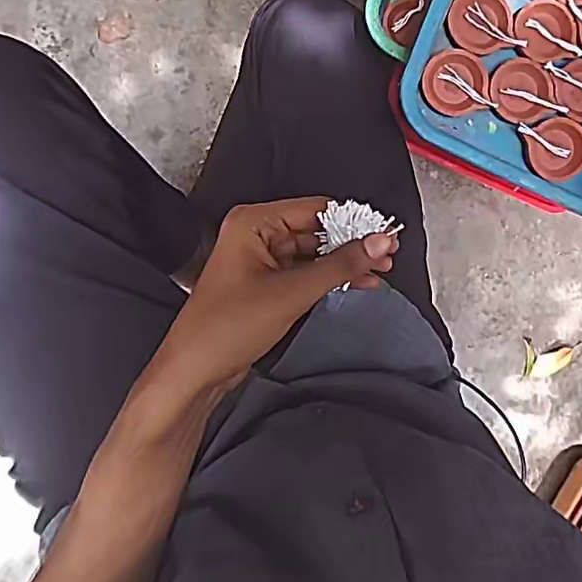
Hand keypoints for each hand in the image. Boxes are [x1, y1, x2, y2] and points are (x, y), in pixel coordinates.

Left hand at [152, 197, 397, 392]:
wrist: (195, 372)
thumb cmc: (222, 329)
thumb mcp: (292, 292)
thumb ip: (341, 264)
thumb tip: (376, 242)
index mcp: (252, 222)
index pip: (316, 208)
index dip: (353, 220)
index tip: (383, 231)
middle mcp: (255, 234)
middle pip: (317, 229)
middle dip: (353, 243)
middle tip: (385, 250)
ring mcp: (260, 259)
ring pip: (314, 251)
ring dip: (345, 261)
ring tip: (378, 267)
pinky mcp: (266, 281)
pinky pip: (305, 270)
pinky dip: (331, 277)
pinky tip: (357, 281)